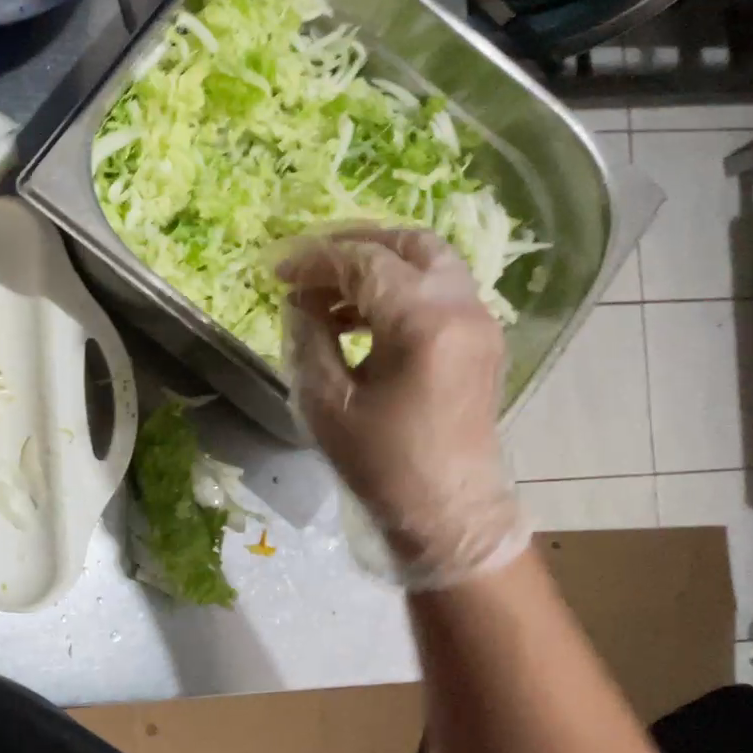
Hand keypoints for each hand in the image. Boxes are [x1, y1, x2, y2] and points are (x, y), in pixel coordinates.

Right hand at [277, 228, 527, 588]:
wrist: (445, 507)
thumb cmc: (379, 460)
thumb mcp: (324, 401)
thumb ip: (308, 339)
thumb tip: (299, 301)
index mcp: (424, 322)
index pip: (366, 264)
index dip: (315, 259)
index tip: (274, 270)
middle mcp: (462, 308)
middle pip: (410, 245)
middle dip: (353, 245)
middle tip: (304, 262)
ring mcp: (477, 323)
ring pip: (429, 264)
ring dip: (375, 266)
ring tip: (323, 293)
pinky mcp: (476, 341)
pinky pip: (436, 292)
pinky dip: (394, 289)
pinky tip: (354, 317)